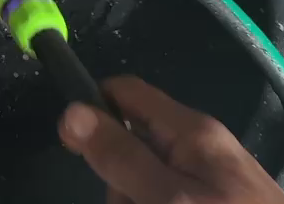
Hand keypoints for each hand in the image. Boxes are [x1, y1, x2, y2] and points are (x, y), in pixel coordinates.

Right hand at [60, 77, 283, 203]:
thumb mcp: (171, 202)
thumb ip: (121, 157)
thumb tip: (70, 110)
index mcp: (192, 132)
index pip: (124, 91)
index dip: (91, 109)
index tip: (72, 148)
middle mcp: (202, 151)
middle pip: (132, 146)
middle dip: (118, 184)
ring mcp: (213, 189)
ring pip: (148, 187)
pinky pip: (172, 203)